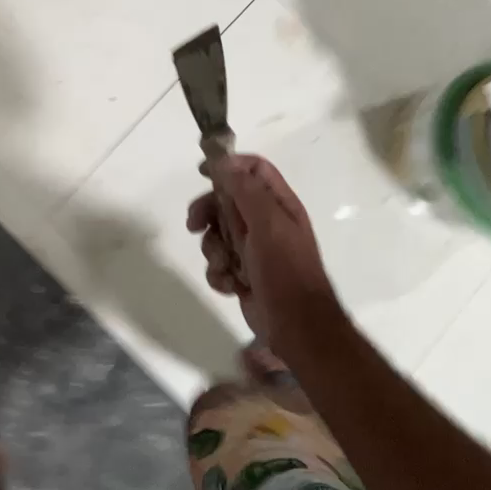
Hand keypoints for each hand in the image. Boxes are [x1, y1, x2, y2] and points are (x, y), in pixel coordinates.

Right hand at [187, 154, 335, 351]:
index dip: (229, 165)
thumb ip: (245, 190)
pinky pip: (219, 262)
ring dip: (214, 249)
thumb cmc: (286, 271)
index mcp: (279, 205)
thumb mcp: (268, 224)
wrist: (296, 328)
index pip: (254, 169)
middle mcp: (266, 222)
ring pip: (218, 233)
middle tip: (194, 224)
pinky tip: (231, 285)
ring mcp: (254, 249)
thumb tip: (223, 161)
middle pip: (227, 200)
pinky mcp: (243, 273)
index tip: (203, 172)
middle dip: (209, 212)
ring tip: (225, 265)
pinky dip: (219, 273)